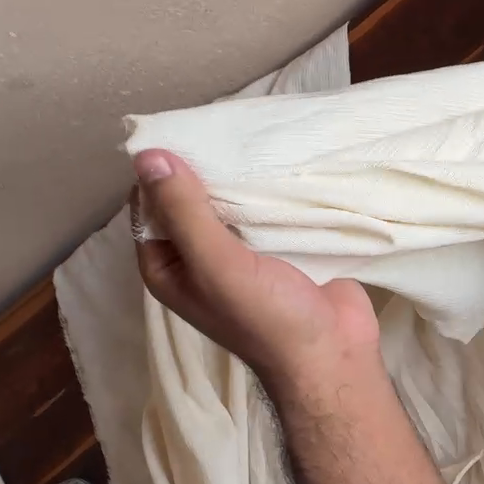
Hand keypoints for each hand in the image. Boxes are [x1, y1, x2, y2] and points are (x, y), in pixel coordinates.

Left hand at [131, 149, 384, 391]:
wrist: (334, 350)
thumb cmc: (267, 316)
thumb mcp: (217, 263)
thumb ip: (185, 212)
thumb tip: (149, 155)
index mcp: (171, 267)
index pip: (151, 208)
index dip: (163, 174)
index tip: (189, 137)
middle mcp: (205, 261)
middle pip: (198, 204)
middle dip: (212, 174)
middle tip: (233, 134)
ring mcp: (251, 258)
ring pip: (241, 209)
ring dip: (252, 183)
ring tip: (265, 144)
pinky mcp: (292, 254)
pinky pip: (280, 217)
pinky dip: (285, 197)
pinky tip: (296, 172)